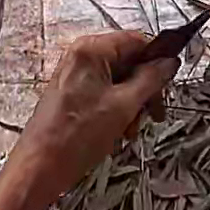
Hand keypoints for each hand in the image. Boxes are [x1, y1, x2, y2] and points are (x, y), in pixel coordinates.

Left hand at [4, 30, 177, 205]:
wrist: (39, 168)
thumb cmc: (78, 135)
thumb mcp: (124, 105)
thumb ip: (151, 80)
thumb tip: (170, 62)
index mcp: (92, 49)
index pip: (136, 40)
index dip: (157, 60)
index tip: (170, 82)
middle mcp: (81, 54)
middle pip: (128, 61)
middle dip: (144, 88)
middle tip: (155, 114)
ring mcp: (75, 73)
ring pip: (118, 79)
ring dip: (132, 103)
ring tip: (131, 129)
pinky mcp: (71, 92)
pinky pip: (104, 91)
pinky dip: (117, 108)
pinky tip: (119, 131)